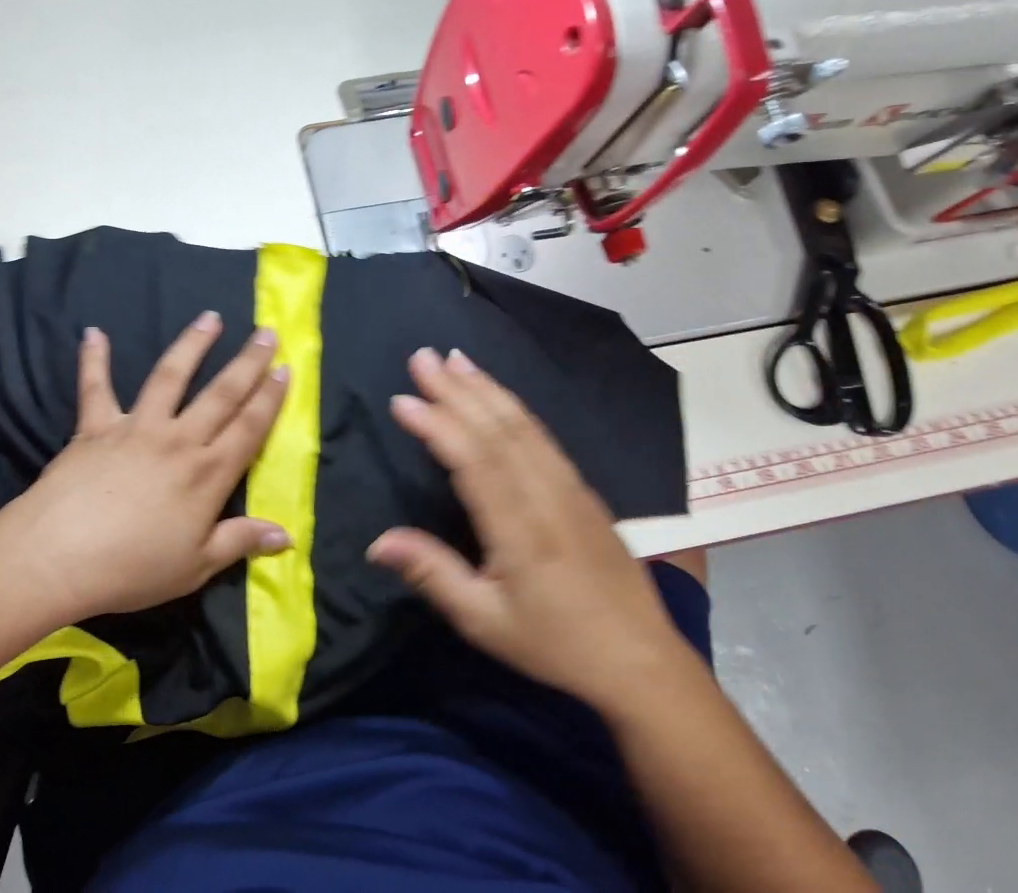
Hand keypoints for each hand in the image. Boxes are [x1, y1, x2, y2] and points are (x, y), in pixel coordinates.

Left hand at [0, 311, 292, 619]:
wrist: (59, 555)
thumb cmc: (133, 567)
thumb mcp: (196, 566)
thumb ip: (240, 542)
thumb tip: (287, 535)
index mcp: (207, 474)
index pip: (248, 429)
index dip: (270, 399)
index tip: (285, 369)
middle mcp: (177, 441)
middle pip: (220, 394)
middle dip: (247, 363)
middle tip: (266, 332)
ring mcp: (135, 428)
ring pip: (170, 377)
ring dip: (192, 345)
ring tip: (210, 318)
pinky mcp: (94, 428)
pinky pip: (95, 387)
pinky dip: (94, 359)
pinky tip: (94, 333)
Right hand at [366, 347, 694, 712]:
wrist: (640, 660)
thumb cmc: (554, 644)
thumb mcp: (483, 621)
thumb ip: (432, 574)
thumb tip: (377, 542)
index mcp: (519, 528)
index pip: (473, 460)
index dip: (437, 425)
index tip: (403, 399)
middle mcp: (547, 497)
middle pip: (498, 430)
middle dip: (457, 390)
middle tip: (422, 356)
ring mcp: (571, 491)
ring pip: (525, 427)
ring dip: (488, 390)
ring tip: (457, 359)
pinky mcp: (585, 494)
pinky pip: (545, 439)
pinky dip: (517, 410)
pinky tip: (501, 399)